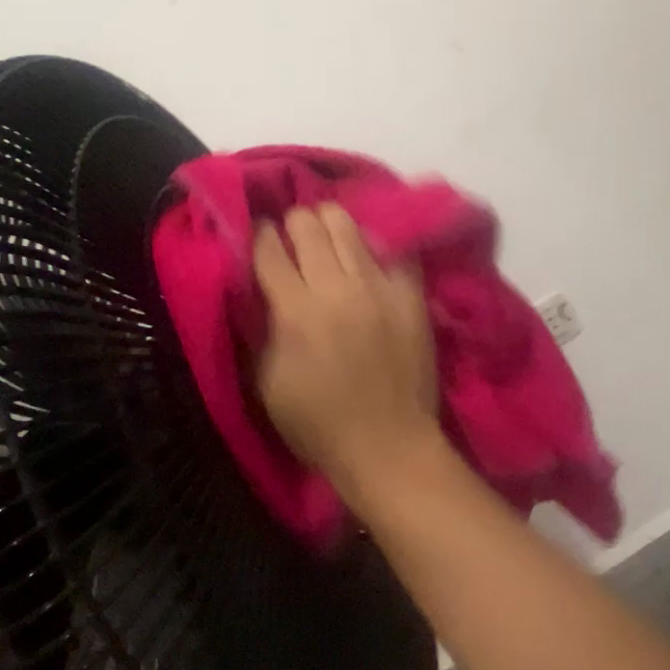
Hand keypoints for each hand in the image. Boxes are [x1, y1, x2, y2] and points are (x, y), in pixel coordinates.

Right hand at [253, 204, 441, 492]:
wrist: (388, 446)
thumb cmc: (318, 424)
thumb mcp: (267, 383)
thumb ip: (262, 327)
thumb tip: (259, 288)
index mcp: (295, 312)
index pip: (268, 247)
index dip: (259, 236)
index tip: (260, 238)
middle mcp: (337, 288)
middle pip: (308, 224)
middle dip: (294, 224)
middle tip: (294, 239)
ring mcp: (379, 286)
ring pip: (348, 225)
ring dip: (330, 224)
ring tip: (327, 236)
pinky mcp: (411, 293)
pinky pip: (391, 248)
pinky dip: (372, 246)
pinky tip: (365, 257)